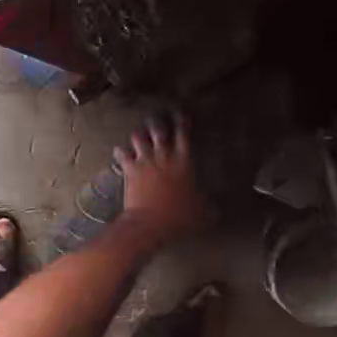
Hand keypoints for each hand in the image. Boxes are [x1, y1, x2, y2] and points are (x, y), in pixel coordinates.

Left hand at [115, 115, 204, 244]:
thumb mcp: (201, 211)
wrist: (151, 222)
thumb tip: (217, 210)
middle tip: (156, 118)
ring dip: (138, 134)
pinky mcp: (130, 170)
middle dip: (157, 122)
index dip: (182, 121)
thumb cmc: (179, 216)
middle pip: (158, 130)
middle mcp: (163, 156)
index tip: (181, 115)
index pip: (184, 134)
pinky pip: (121, 154)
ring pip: (138, 137)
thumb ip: (207, 205)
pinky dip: (120, 152)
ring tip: (138, 132)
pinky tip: (118, 151)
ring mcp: (145, 161)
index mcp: (183, 161)